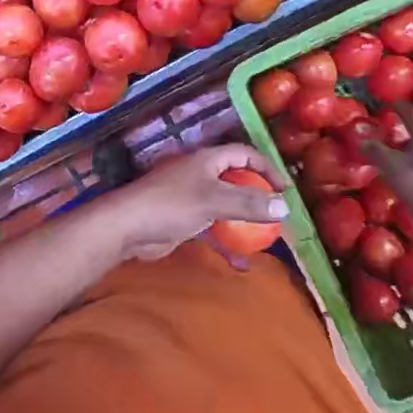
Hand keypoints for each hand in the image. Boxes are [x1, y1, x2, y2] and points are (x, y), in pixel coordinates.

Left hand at [104, 144, 289, 259]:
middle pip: (237, 178)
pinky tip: (241, 258)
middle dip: (259, 194)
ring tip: (266, 234)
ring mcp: (193, 197)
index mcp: (209, 160)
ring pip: (227, 204)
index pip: (245, 154)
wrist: (127, 227)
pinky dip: (228, 239)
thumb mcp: (214, 200)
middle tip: (278, 213)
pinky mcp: (185, 219)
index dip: (267, 167)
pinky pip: (214, 226)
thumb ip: (249, 202)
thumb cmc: (170, 205)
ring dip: (245, 217)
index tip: (285, 189)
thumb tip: (285, 206)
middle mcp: (202, 174)